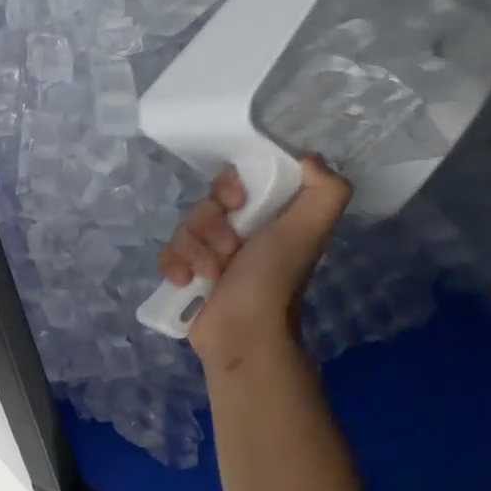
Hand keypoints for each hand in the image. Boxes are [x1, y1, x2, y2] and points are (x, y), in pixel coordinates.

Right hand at [159, 156, 351, 366]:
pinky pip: (166, 254)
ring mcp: (210, 255)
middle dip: (207, 226)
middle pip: (204, 206)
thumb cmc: (273, 280)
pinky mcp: (187, 274)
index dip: (228, 187)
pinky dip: (173, 265)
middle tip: (226, 249)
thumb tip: (308, 157)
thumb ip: (323, 192)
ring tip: (207, 274)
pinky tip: (185, 281)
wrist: (243, 333)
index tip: (235, 203)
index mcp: (268, 218)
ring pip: (182, 230)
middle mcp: (239, 233)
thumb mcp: (306, 232)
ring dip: (191, 250)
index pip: (234, 183)